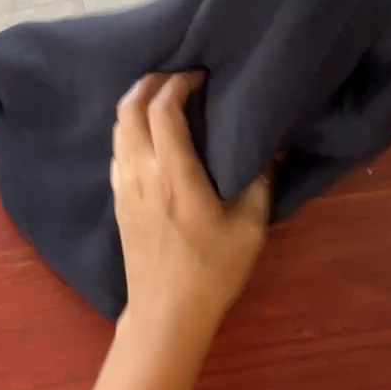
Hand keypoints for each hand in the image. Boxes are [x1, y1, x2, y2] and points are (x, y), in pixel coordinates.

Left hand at [111, 72, 270, 340]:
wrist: (165, 314)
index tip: (200, 76)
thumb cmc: (212, 271)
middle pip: (129, 108)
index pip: (163, 110)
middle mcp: (142, 171)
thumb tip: (273, 147)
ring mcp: (124, 185)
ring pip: (118, 126)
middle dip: (150, 82)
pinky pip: (118, 148)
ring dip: (137, 102)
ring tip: (164, 96)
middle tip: (177, 75)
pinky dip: (130, 127)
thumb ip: (260, 182)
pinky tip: (150, 133)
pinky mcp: (117, 198)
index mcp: (174, 174)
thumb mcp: (249, 228)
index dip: (178, 83)